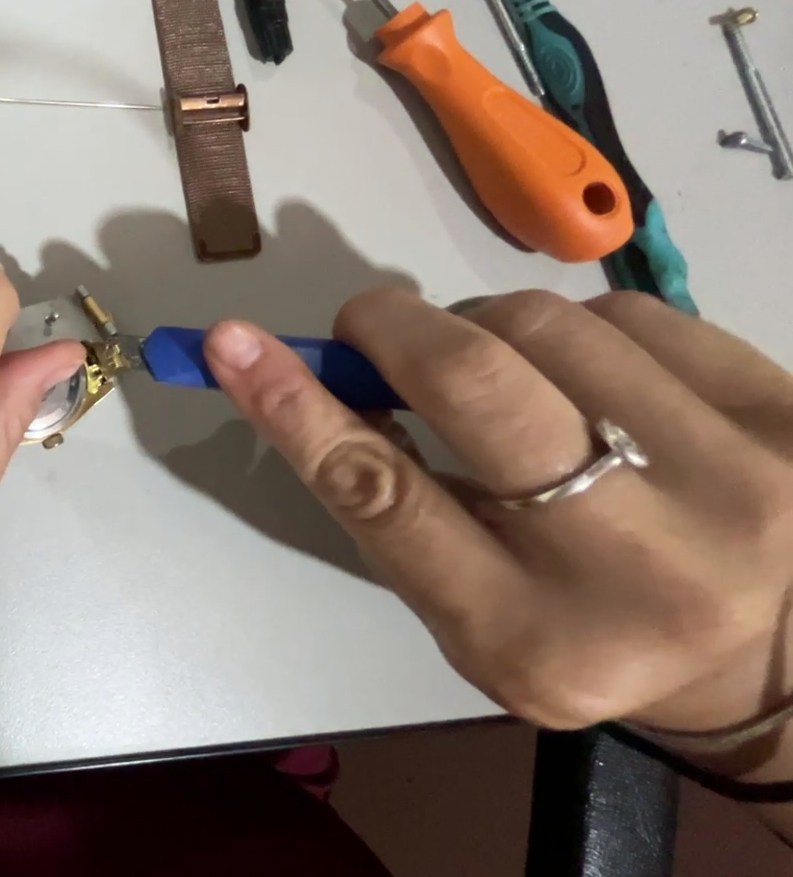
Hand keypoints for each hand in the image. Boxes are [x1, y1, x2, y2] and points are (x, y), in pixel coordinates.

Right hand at [205, 289, 792, 755]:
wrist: (773, 655)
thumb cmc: (565, 623)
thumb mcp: (454, 595)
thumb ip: (382, 494)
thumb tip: (303, 370)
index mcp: (527, 634)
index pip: (382, 494)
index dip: (295, 408)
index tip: (232, 344)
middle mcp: (646, 568)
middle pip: (476, 387)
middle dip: (392, 327)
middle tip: (365, 324)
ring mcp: (749, 485)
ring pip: (546, 325)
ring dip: (481, 329)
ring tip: (495, 374)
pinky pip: (630, 313)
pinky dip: (569, 328)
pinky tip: (582, 378)